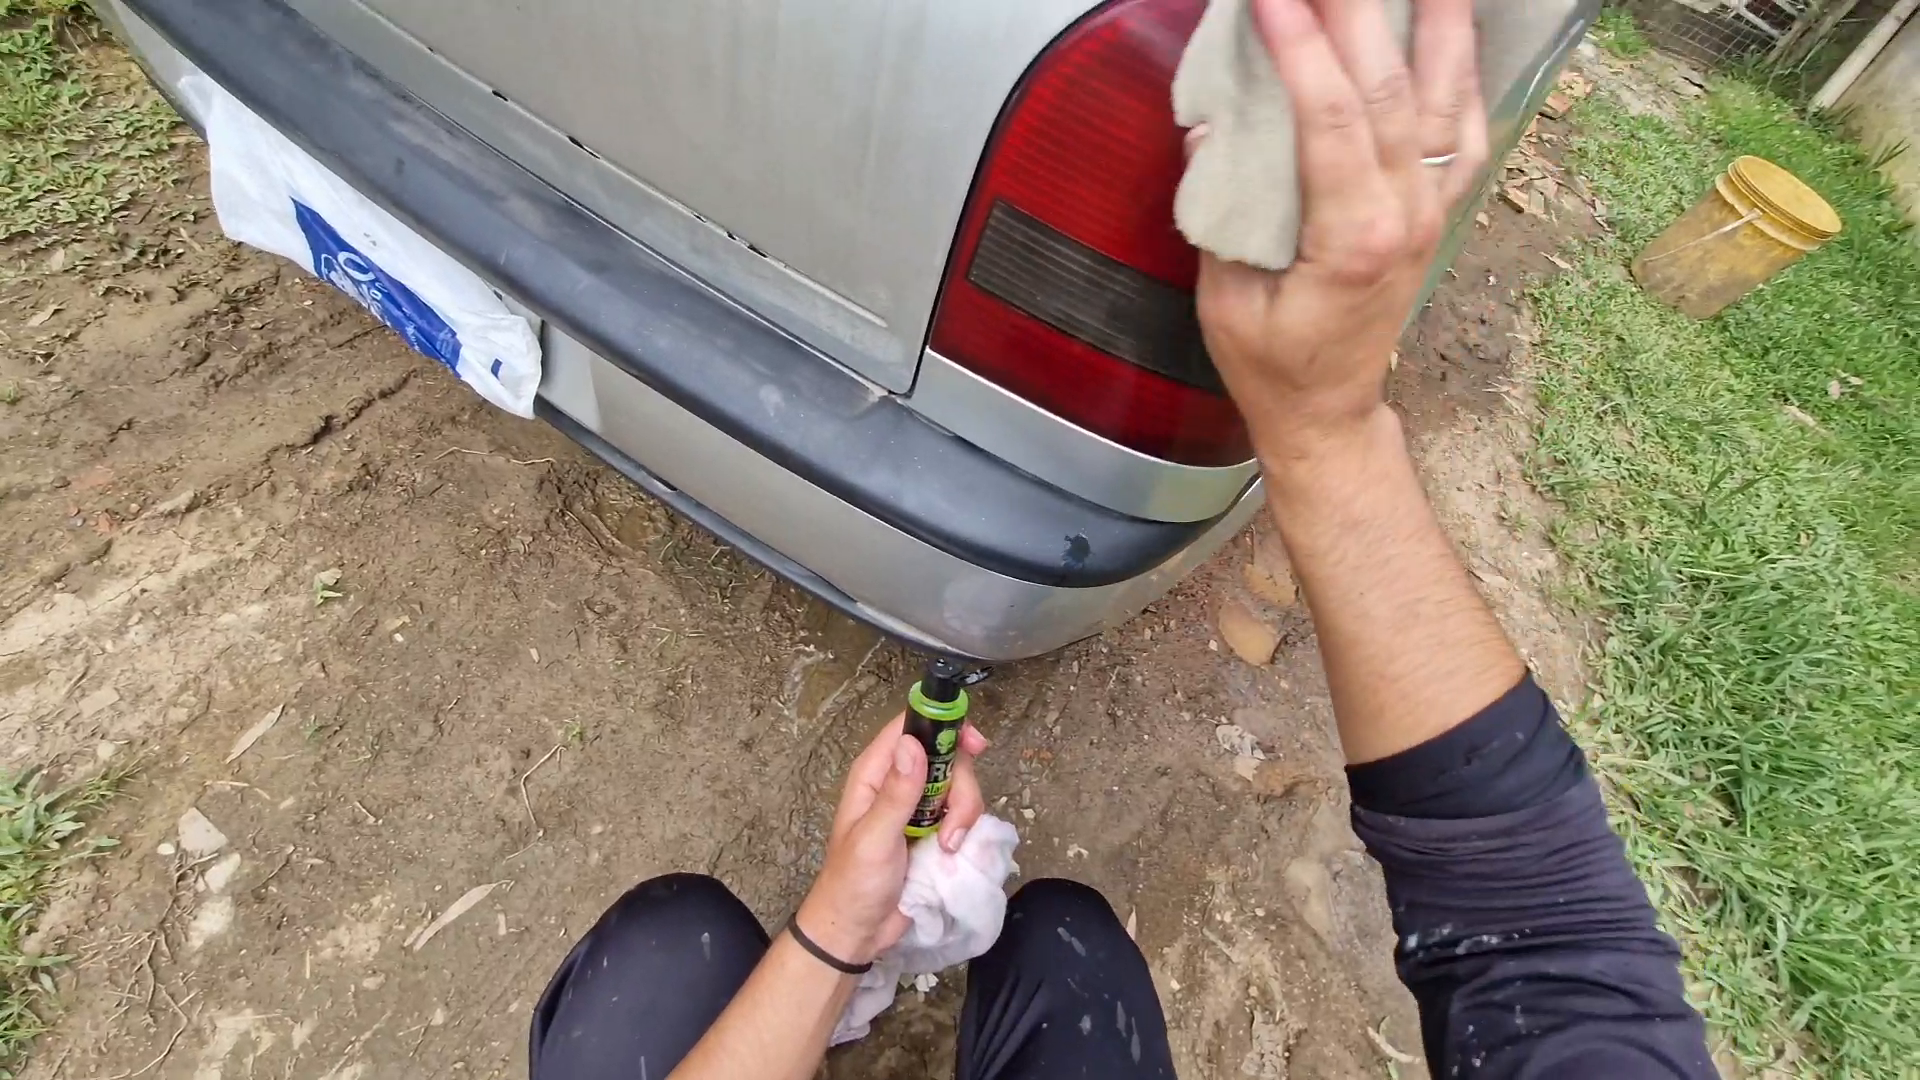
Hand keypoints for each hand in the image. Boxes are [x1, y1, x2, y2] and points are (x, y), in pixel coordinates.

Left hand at [794, 714, 988, 966]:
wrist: (858, 931)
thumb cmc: (853, 883)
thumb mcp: (874, 838)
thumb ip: (896, 793)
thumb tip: (912, 744)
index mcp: (876, 772)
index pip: (911, 727)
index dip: (944, 725)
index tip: (973, 743)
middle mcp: (900, 780)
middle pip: (947, 756)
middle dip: (961, 786)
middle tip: (953, 822)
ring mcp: (920, 804)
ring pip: (960, 785)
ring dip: (964, 814)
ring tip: (946, 846)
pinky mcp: (935, 827)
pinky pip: (963, 812)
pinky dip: (965, 829)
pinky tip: (951, 851)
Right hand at [1195, 0, 1485, 463]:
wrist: (1327, 411)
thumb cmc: (1270, 368)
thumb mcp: (1224, 304)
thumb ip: (1222, 218)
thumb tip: (1211, 133)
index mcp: (1352, 242)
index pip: (1333, 119)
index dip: (1302, 47)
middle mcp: (1408, 214)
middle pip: (1390, 86)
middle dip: (1355, 10)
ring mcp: (1434, 209)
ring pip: (1443, 91)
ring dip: (1429, 15)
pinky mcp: (1440, 212)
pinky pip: (1466, 124)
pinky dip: (1461, 64)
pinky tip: (1449, 25)